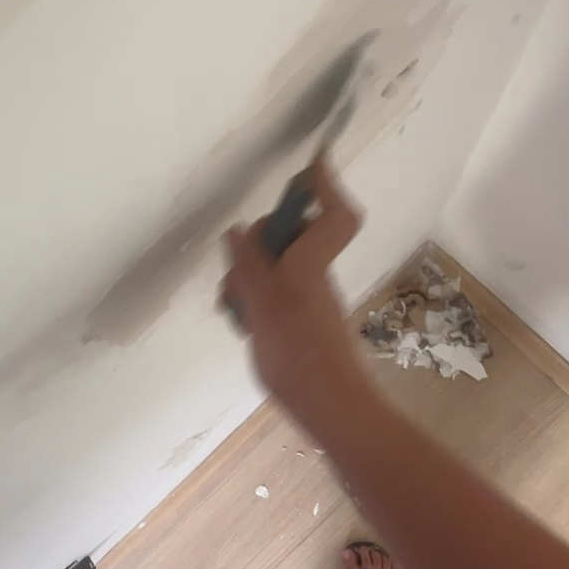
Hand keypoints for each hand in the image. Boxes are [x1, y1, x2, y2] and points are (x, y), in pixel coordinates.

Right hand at [220, 156, 374, 431]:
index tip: (310, 163)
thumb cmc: (297, 353)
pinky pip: (272, 296)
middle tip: (236, 270)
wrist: (325, 405)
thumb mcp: (264, 303)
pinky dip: (252, 302)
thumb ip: (249, 264)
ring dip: (248, 279)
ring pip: (274, 269)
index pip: (335, 215)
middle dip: (257, 245)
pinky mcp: (297, 321)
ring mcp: (306, 299)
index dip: (327, 186)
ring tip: (233, 306)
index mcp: (313, 264)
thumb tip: (237, 231)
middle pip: (289, 239)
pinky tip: (240, 322)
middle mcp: (314, 276)